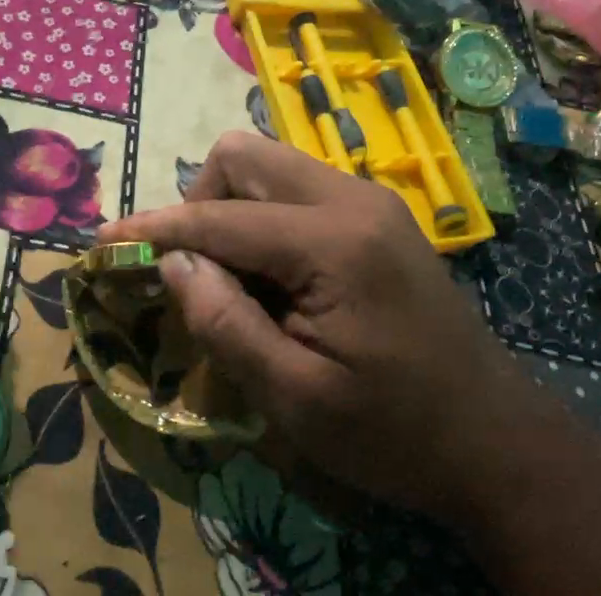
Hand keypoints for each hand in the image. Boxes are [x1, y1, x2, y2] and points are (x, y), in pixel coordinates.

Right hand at [98, 132, 545, 523]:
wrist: (498, 443)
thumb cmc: (395, 433)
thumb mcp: (295, 399)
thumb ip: (224, 323)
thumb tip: (170, 261)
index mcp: (334, 243)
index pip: (219, 218)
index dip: (154, 229)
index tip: (103, 241)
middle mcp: (352, 199)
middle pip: (244, 156)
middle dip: (200, 203)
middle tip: (194, 270)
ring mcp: (370, 202)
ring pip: (269, 164)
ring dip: (230, 208)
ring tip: (230, 278)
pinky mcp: (377, 216)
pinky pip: (296, 188)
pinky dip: (262, 216)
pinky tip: (270, 276)